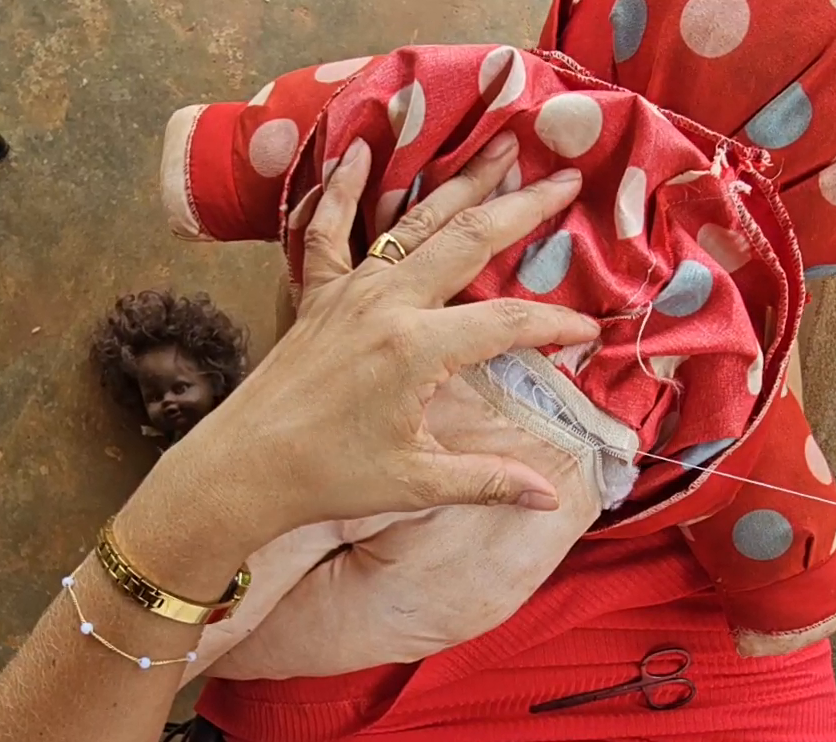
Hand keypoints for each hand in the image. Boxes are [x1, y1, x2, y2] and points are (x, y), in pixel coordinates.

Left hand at [172, 131, 594, 547]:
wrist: (246, 468)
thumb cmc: (329, 477)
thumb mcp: (416, 481)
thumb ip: (488, 482)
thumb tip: (547, 498)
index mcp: (418, 349)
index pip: (508, 323)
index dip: (555, 325)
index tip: (589, 329)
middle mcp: (387, 303)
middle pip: (469, 240)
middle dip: (523, 209)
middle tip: (565, 180)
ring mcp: (349, 292)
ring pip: (413, 222)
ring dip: (459, 184)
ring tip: (497, 148)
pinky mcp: (318, 297)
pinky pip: (330, 231)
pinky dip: (344, 190)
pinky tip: (360, 152)